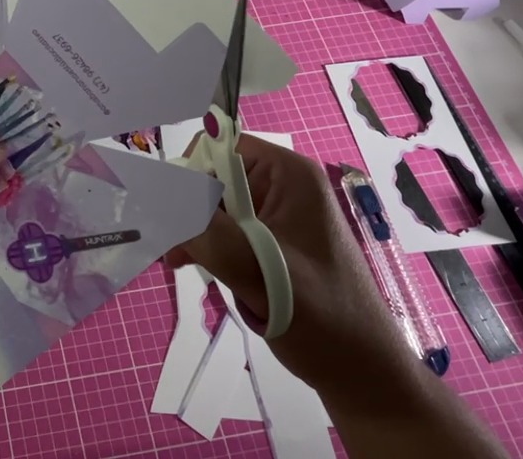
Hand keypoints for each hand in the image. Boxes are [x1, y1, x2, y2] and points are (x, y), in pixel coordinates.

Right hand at [167, 135, 409, 406]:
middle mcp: (285, 184)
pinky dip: (211, 246)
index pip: (220, 147)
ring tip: (186, 263)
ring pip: (217, 204)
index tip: (174, 215)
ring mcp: (281, 212)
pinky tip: (200, 267)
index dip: (191, 175)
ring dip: (200, 233)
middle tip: (176, 248)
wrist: (365, 376)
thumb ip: (205, 228)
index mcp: (289, 175)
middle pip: (215, 175)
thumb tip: (157, 193)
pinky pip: (230, 227)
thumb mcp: (255, 269)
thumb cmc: (321, 319)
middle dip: (192, 210)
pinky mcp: (276, 238)